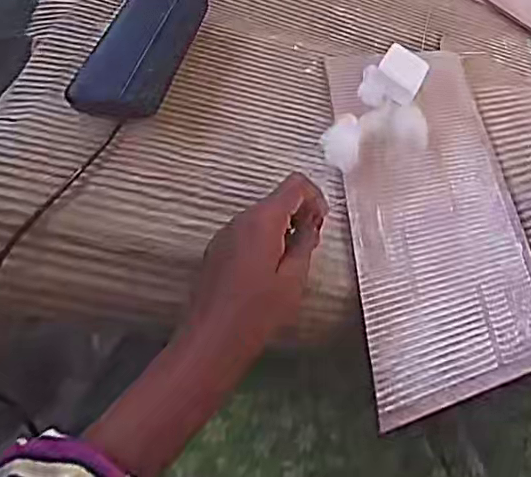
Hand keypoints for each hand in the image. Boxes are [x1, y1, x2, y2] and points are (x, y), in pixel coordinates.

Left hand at [181, 172, 328, 353]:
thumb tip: (310, 224)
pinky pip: (247, 232)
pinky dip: (264, 240)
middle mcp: (241, 219)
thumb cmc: (254, 315)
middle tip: (311, 243)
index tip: (321, 220)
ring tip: (292, 262)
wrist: (209, 345)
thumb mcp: (294, 279)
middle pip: (278, 199)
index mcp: (263, 220)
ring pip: (262, 216)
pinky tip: (268, 272)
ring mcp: (225, 234)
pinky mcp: (216, 251)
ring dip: (282, 229)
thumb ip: (306, 242)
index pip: (295, 184)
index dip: (315, 197)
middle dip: (299, 215)